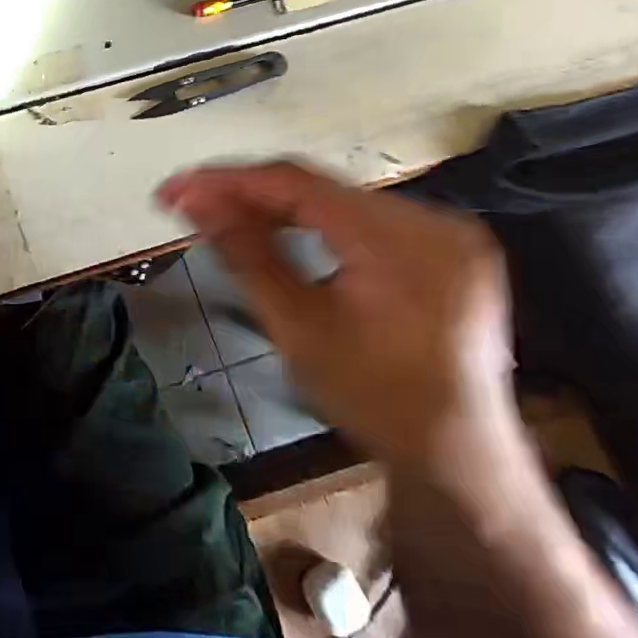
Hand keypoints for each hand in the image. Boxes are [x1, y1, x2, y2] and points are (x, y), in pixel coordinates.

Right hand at [157, 162, 518, 469]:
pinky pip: (367, 218)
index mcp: (398, 240)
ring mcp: (446, 232)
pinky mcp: (448, 248)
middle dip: (250, 194)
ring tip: (227, 218)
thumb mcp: (299, 327)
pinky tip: (283, 233)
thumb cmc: (374, 399)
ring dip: (280, 208)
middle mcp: (432, 220)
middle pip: (319, 188)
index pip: (296, 183)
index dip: (228, 180)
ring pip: (340, 200)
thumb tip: (196, 202)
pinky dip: (318, 223)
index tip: (176, 188)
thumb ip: (246, 255)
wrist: (460, 456)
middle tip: (192, 205)